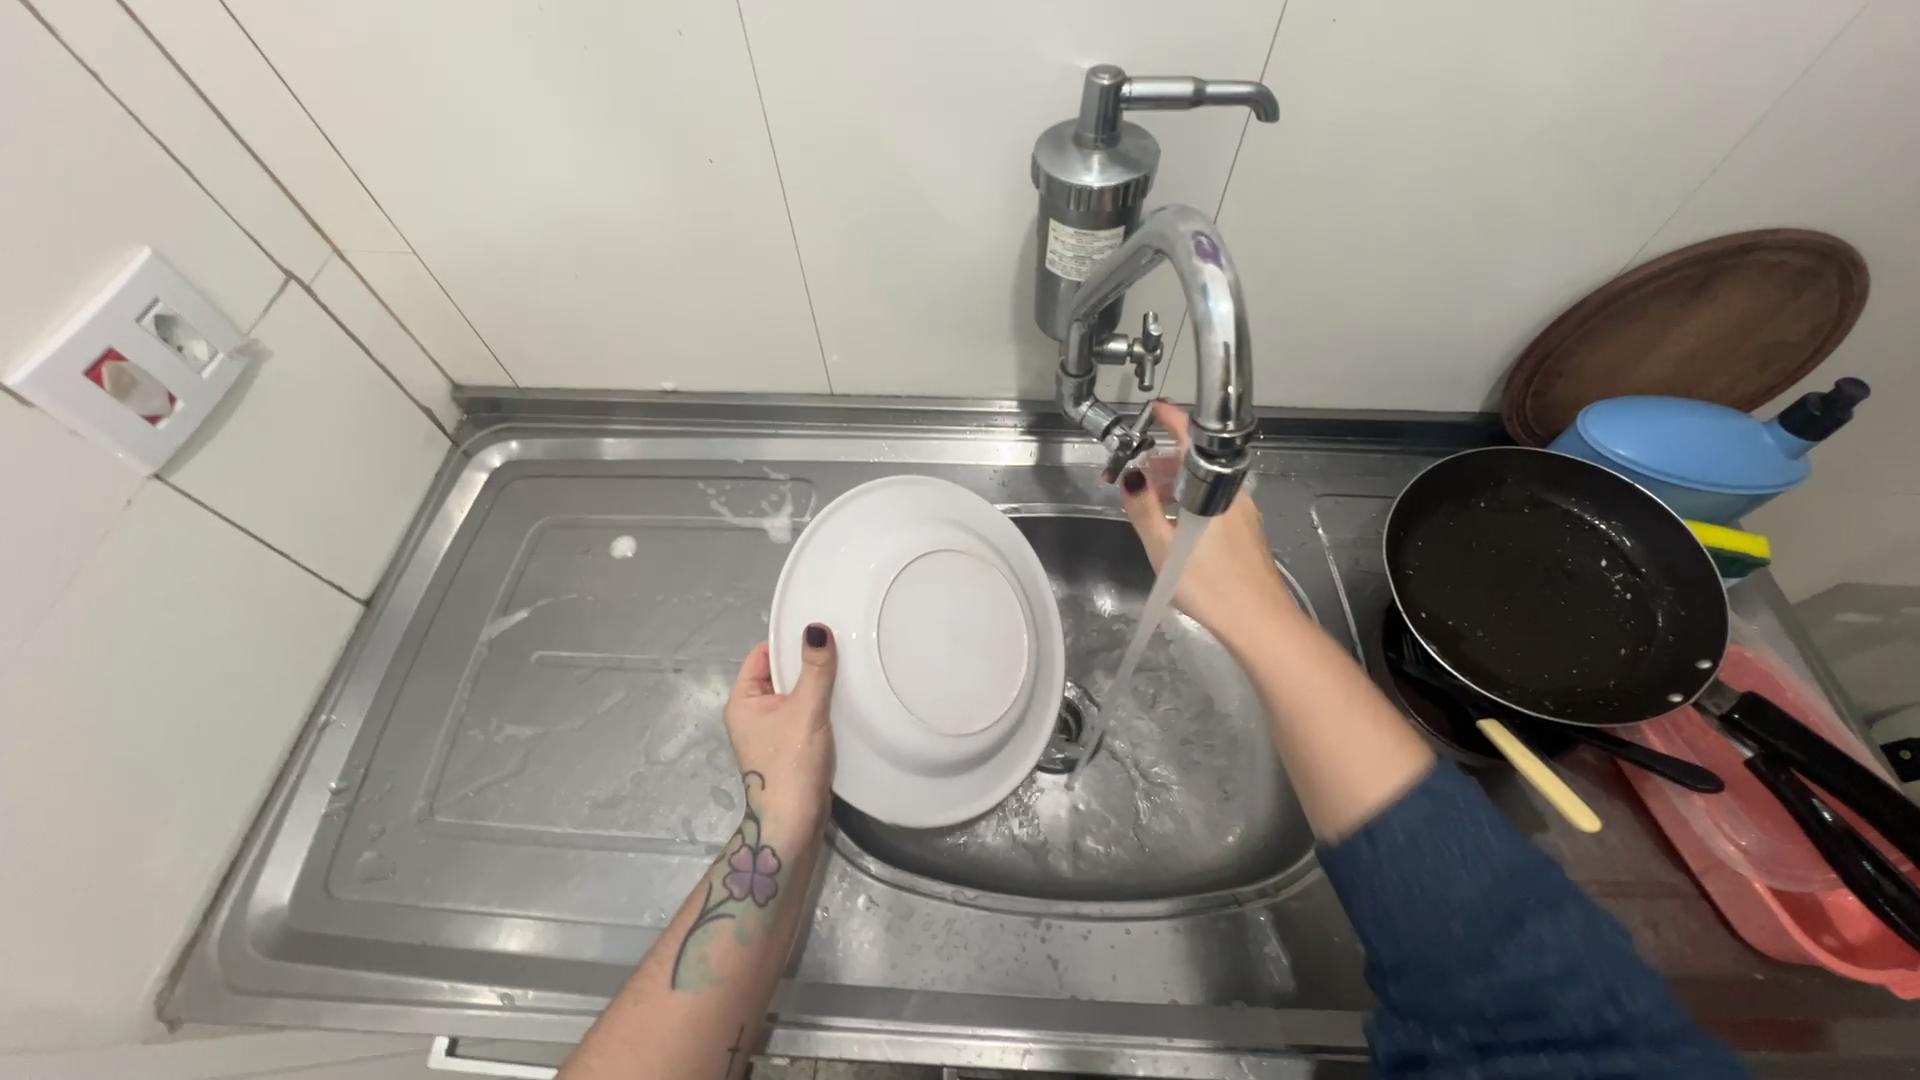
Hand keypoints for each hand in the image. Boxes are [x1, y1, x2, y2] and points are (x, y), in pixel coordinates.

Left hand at [722, 625, 836, 830]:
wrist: (794, 822)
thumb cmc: (791, 764)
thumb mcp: (806, 710)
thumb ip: (815, 669)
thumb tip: (817, 629)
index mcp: (742, 700)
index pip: (762, 655)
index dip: (788, 641)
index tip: (819, 632)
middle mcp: (751, 713)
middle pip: (780, 673)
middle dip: (806, 662)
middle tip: (839, 647)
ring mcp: (769, 732)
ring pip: (795, 694)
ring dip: (816, 685)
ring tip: (845, 671)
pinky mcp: (788, 746)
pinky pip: (803, 713)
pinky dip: (820, 706)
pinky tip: (842, 702)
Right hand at [1120, 401, 1296, 652]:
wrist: (1259, 621)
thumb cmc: (1208, 584)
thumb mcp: (1162, 547)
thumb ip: (1143, 509)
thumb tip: (1129, 476)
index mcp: (1213, 492)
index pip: (1191, 442)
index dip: (1173, 421)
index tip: (1156, 409)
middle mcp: (1233, 496)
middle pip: (1197, 465)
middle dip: (1164, 463)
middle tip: (1134, 473)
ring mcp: (1244, 515)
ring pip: (1205, 487)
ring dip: (1175, 487)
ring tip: (1148, 503)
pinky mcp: (1247, 534)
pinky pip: (1214, 505)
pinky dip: (1190, 504)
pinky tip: (1175, 527)